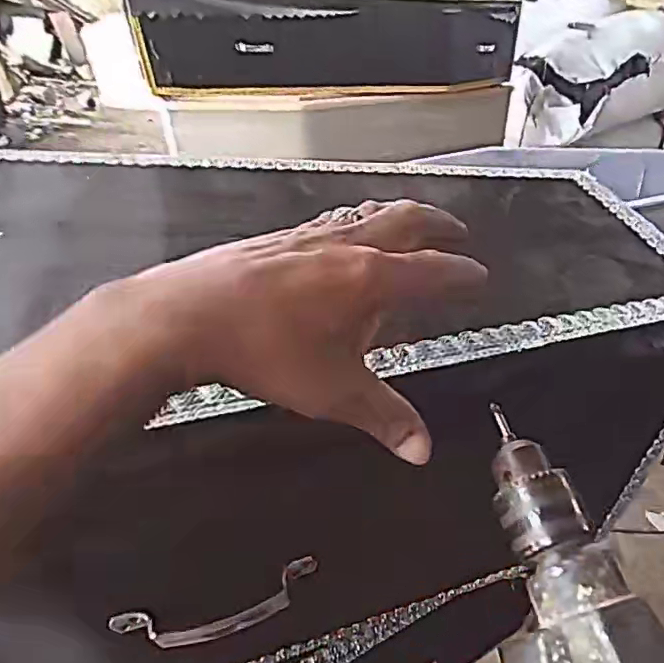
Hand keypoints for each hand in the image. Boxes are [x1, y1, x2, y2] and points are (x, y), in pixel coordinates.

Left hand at [97, 199, 488, 464]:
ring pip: (365, 215)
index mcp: (369, 279)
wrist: (186, 318)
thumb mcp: (333, 393)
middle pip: (406, 222)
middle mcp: (343, 246)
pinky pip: (326, 223)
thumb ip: (384, 418)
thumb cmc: (261, 349)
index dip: (461, 274)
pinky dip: (348, 227)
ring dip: (394, 219)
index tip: (477, 276)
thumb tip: (420, 447)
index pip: (433, 271)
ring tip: (404, 230)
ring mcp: (306, 237)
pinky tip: (334, 242)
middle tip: (454, 233)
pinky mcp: (273, 241)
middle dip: (438, 227)